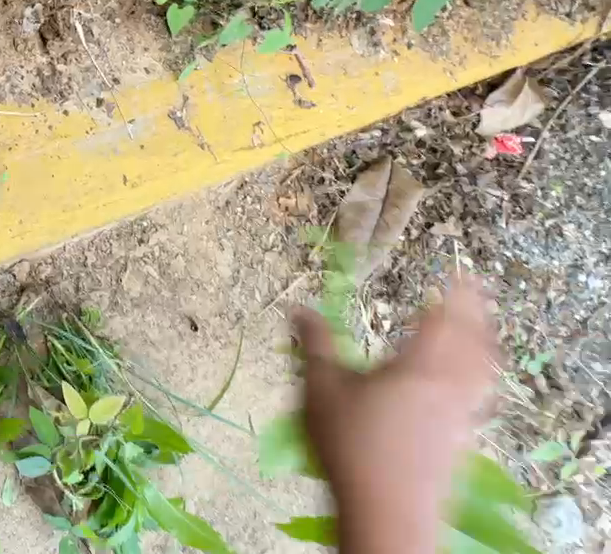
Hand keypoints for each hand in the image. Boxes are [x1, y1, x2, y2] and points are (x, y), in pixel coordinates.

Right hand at [293, 278, 497, 553]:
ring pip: (483, 374)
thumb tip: (297, 308)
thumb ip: (313, 343)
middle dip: (477, 317)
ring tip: (476, 329)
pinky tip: (465, 378)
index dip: (455, 296)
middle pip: (476, 348)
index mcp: (419, 370)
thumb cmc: (348, 441)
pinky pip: (479, 393)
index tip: (461, 273)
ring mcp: (461, 417)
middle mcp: (451, 390)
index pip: (444, 323)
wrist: (385, 507)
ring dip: (481, 345)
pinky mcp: (460, 438)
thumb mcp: (318, 385)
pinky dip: (477, 372)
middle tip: (474, 293)